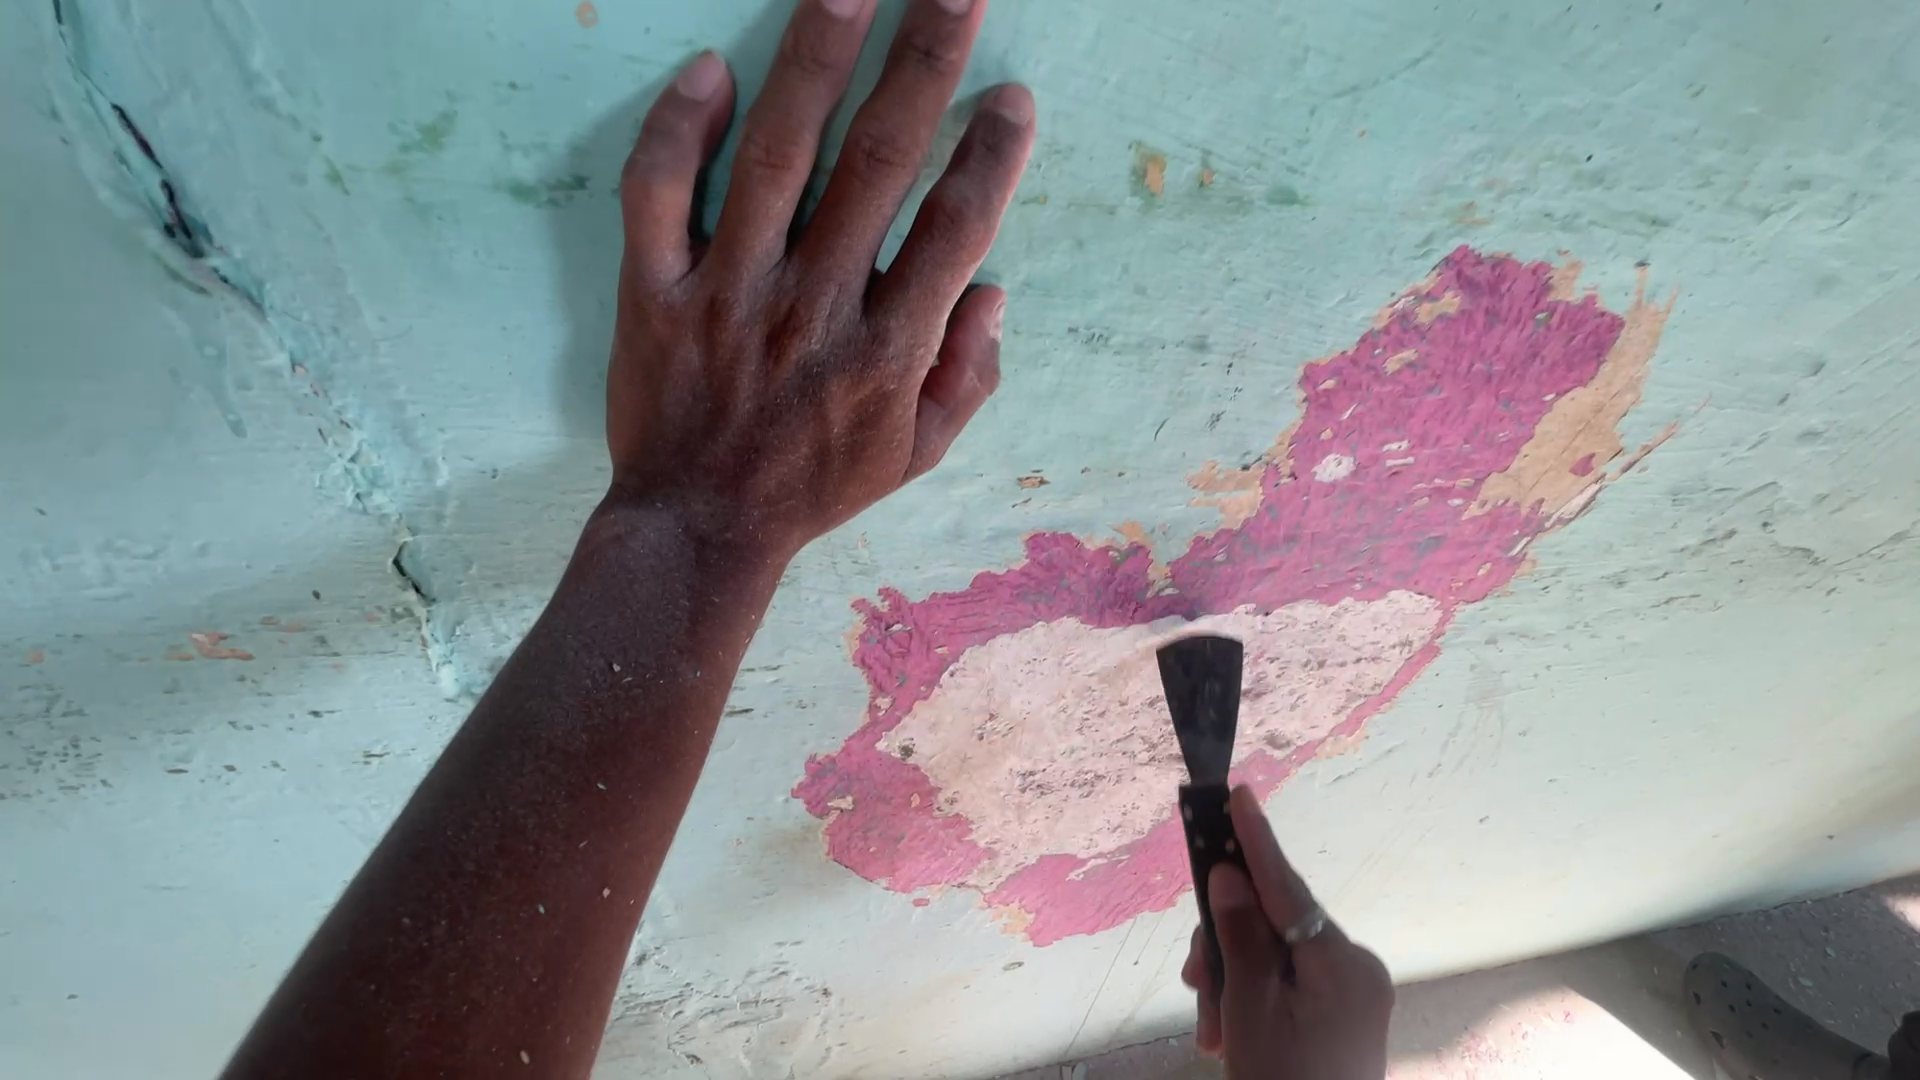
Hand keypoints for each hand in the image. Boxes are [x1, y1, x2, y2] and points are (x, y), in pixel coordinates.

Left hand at [605, 0, 1033, 561]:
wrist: (703, 525)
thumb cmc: (816, 489)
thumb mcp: (915, 458)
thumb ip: (967, 381)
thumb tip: (992, 293)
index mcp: (887, 354)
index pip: (953, 231)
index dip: (990, 157)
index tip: (1011, 100)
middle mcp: (813, 308)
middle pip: (877, 165)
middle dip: (923, 66)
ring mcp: (728, 294)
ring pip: (773, 155)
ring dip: (814, 59)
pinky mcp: (654, 293)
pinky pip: (657, 193)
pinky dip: (676, 127)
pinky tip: (709, 69)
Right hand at [1181, 786, 1394, 1078]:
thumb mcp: (1250, 1010)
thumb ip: (1237, 934)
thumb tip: (1227, 872)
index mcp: (1343, 966)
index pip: (1287, 888)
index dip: (1256, 838)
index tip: (1238, 792)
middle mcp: (1354, 968)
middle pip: (1270, 922)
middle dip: (1225, 943)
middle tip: (1194, 979)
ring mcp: (1349, 991)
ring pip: (1269, 951)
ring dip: (1230, 978)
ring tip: (1211, 1026)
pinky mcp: (1338, 1010)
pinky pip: (1282, 978)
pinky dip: (1248, 994)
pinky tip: (1225, 1030)